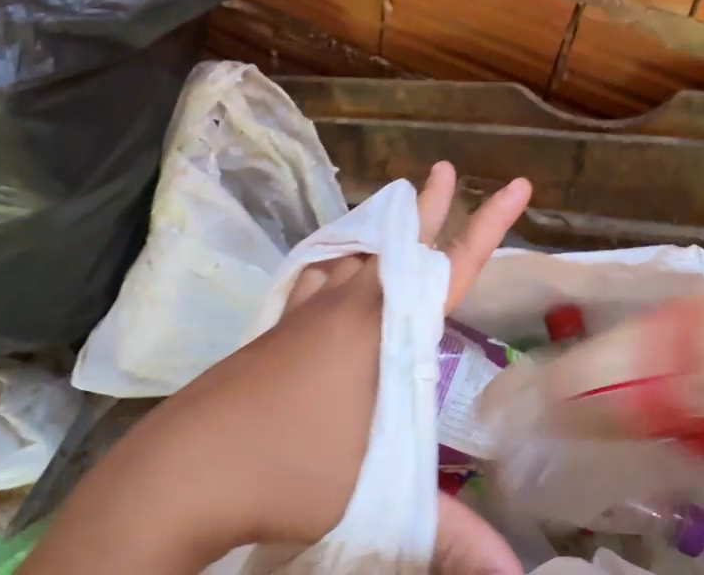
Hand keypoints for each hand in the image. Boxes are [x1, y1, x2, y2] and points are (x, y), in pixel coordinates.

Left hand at [26, 163, 531, 574]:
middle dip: (427, 208)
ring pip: (354, 257)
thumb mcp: (378, 502)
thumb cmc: (292, 474)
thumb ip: (450, 534)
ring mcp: (305, 315)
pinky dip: (336, 263)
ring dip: (381, 234)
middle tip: (441, 170)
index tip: (516, 186)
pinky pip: (317, 279)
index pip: (452, 268)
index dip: (489, 227)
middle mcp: (347, 308)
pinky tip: (330, 268)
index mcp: (383, 331)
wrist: (187, 470)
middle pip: (398, 245)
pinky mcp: (276, 332)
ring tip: (395, 211)